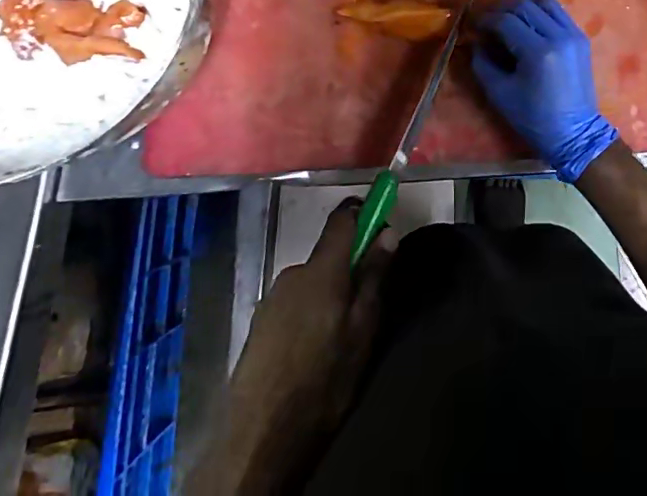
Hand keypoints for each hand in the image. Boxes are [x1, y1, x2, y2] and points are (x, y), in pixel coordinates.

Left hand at [188, 202, 392, 495]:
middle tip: (365, 306)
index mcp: (322, 270)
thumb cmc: (324, 378)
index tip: (381, 220)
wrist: (260, 434)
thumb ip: (373, 278)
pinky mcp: (259, 322)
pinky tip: (311, 350)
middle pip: (328, 255)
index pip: (342, 219)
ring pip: (311, 282)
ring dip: (327, 295)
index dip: (363, 212)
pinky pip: (293, 303)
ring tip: (337, 338)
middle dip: (348, 269)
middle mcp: (293, 273)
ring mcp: (271, 297)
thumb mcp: (362, 330)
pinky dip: (307, 313)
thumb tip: (387, 232)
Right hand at [471, 0, 617, 181]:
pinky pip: (560, 14)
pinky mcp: (581, 39)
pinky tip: (530, 25)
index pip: (507, 21)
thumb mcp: (499, 93)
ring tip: (509, 18)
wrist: (574, 133)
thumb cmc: (534, 118)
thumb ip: (483, 63)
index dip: (486, 20)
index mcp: (538, 52)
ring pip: (546, 4)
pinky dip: (541, 13)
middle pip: (525, 7)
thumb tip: (477, 42)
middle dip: (502, 10)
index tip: (474, 26)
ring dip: (524, 7)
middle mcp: (559, 37)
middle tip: (487, 20)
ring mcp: (574, 35)